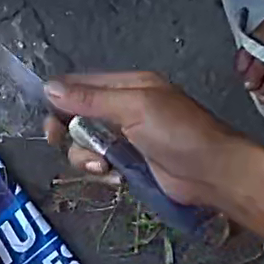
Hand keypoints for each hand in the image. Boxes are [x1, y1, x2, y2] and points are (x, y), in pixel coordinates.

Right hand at [42, 72, 263, 212]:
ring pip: (85, 144)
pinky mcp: (130, 164)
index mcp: (128, 86)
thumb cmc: (179, 133)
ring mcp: (126, 138)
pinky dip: (102, 172)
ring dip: (86, 157)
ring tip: (104, 166)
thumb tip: (49, 87)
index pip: (81, 86)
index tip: (50, 121)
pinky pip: (101, 164)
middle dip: (69, 132)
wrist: (214, 173)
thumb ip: (91, 99)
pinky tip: (116, 177)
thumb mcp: (134, 108)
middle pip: (77, 117)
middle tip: (61, 142)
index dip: (60, 101)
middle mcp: (124, 108)